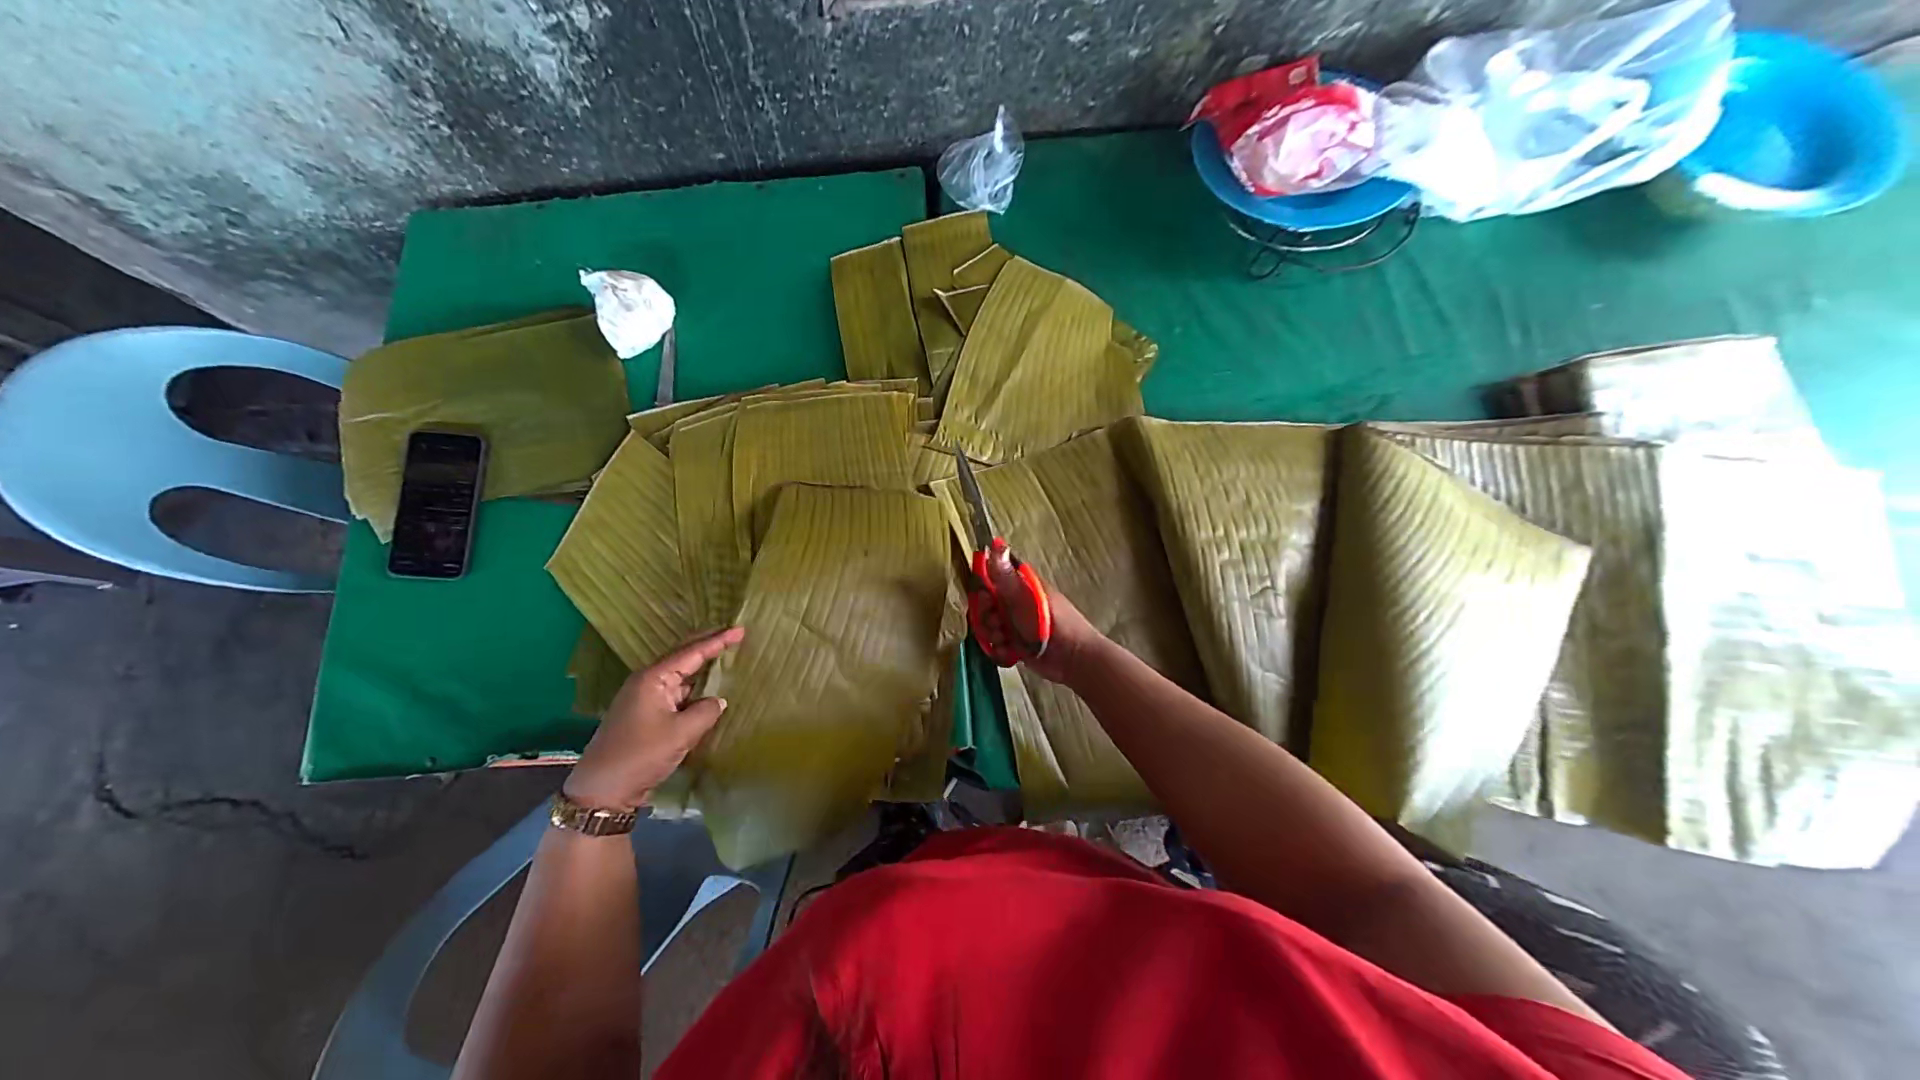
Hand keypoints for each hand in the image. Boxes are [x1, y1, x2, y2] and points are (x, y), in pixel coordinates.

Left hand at [564, 627, 743, 808]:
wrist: (602, 791)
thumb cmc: (640, 755)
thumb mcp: (681, 733)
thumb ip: (706, 711)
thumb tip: (718, 701)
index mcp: (653, 679)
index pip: (691, 652)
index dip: (718, 641)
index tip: (740, 630)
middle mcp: (647, 682)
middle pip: (683, 658)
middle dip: (708, 646)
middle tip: (735, 635)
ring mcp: (645, 699)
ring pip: (681, 678)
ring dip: (702, 669)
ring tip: (727, 658)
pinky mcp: (646, 716)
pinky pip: (677, 695)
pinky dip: (695, 690)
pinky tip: (709, 692)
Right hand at [971, 546, 1103, 684]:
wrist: (1072, 657)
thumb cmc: (1050, 622)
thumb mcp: (1023, 596)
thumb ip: (1005, 574)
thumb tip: (996, 543)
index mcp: (1018, 586)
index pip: (988, 584)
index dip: (982, 594)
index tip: (988, 601)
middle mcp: (1014, 603)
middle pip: (984, 609)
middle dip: (986, 620)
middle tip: (999, 625)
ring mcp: (1015, 625)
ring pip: (988, 629)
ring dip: (993, 637)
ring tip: (1008, 641)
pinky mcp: (1016, 645)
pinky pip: (996, 647)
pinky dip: (1000, 651)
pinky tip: (1010, 654)